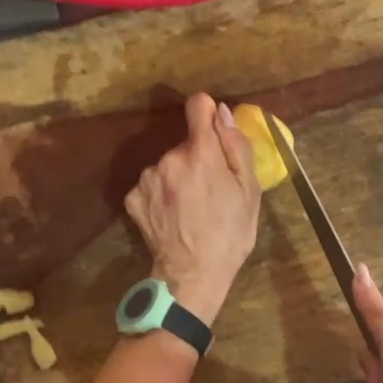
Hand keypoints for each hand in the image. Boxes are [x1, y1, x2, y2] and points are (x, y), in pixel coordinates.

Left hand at [124, 93, 260, 325]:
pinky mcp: (133, 198)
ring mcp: (147, 179)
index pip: (198, 106)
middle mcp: (169, 158)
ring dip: (178, 178)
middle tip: (211, 191)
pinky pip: (152, 186)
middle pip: (185, 144)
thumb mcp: (249, 191)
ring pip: (167, 165)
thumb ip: (236, 146)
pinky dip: (161, 196)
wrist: (192, 276)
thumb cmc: (230, 235)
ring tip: (192, 209)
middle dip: (198, 159)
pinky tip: (173, 217)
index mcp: (200, 153)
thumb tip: (222, 112)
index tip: (215, 132)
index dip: (208, 115)